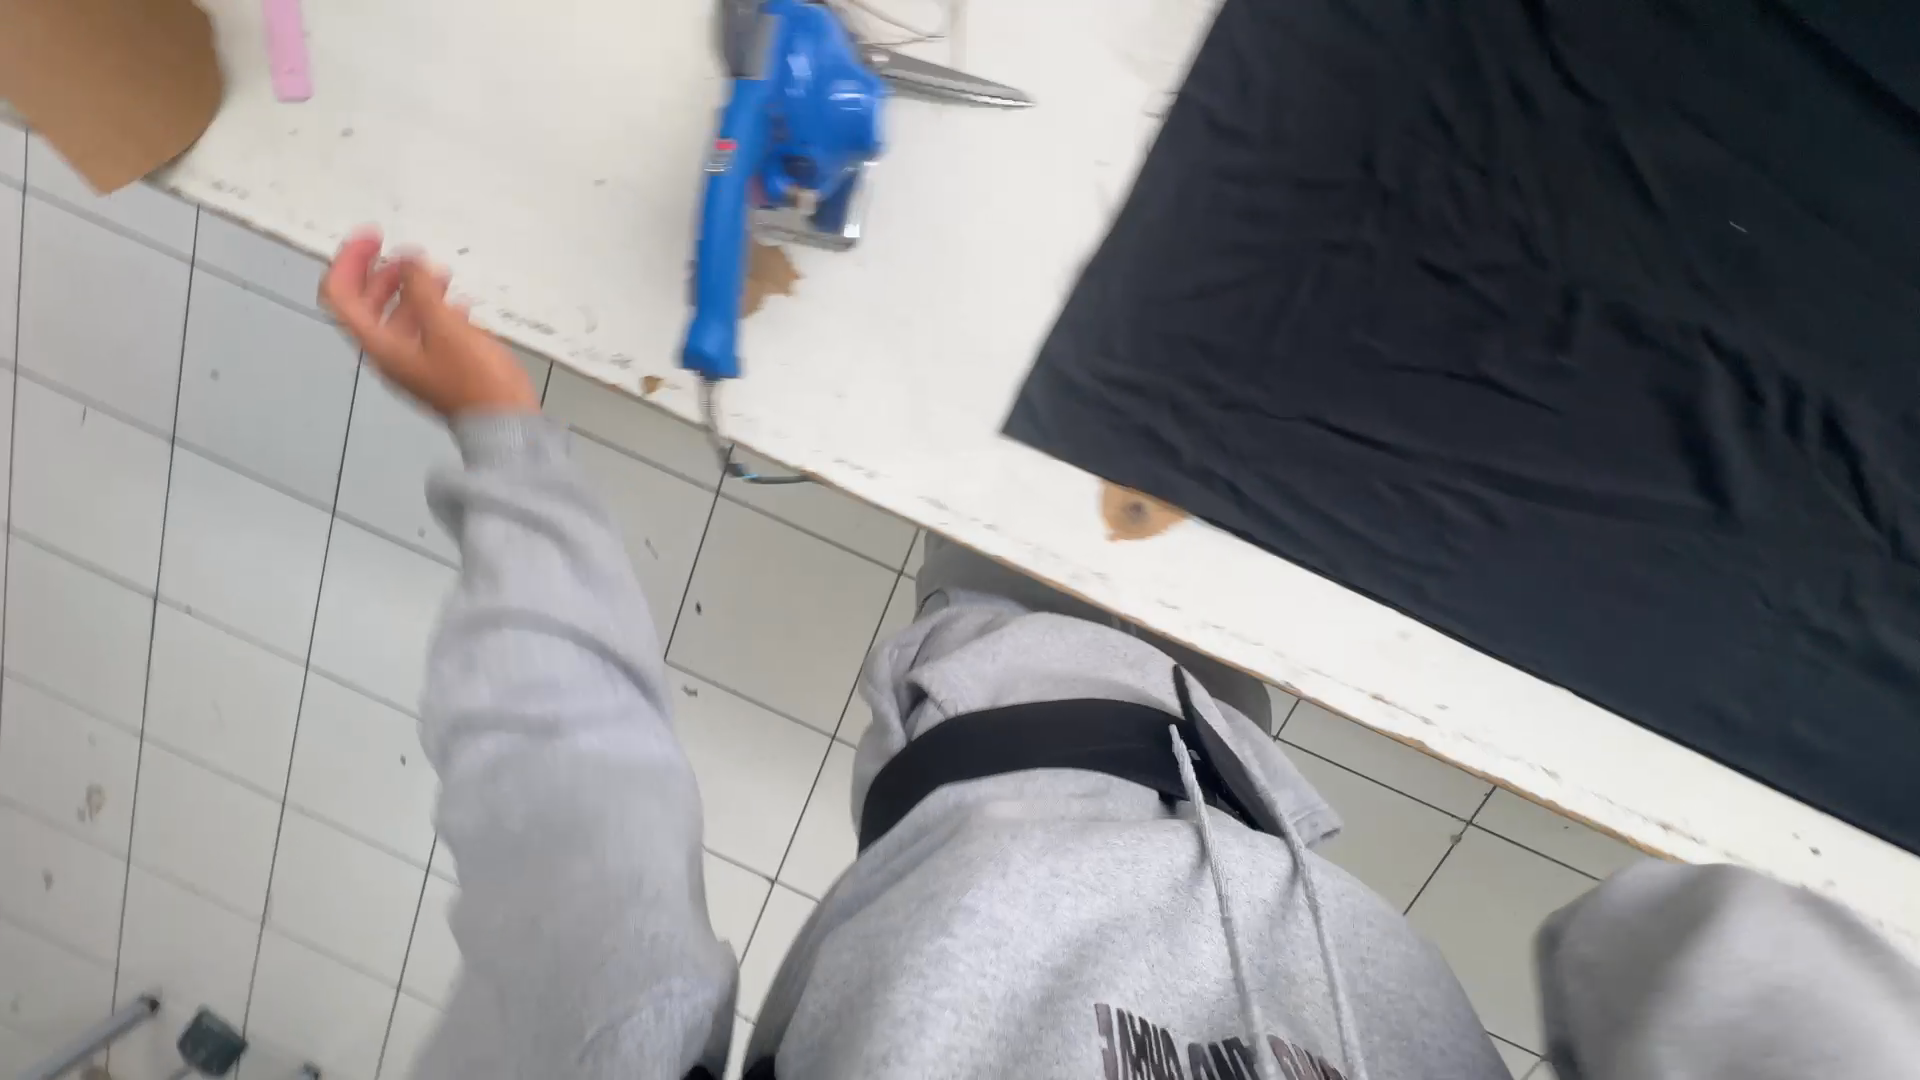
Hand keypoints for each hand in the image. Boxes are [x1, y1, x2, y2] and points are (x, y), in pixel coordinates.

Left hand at [320, 227, 537, 417]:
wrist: (506, 425)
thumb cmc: (476, 378)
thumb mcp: (447, 328)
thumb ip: (421, 290)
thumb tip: (408, 260)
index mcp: (381, 344)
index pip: (341, 294)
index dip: (350, 260)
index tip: (375, 238)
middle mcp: (390, 354)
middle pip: (368, 305)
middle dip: (383, 273)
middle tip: (409, 254)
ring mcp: (416, 363)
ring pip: (400, 317)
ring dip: (413, 290)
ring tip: (440, 274)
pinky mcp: (442, 369)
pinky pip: (427, 332)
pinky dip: (435, 310)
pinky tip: (459, 303)